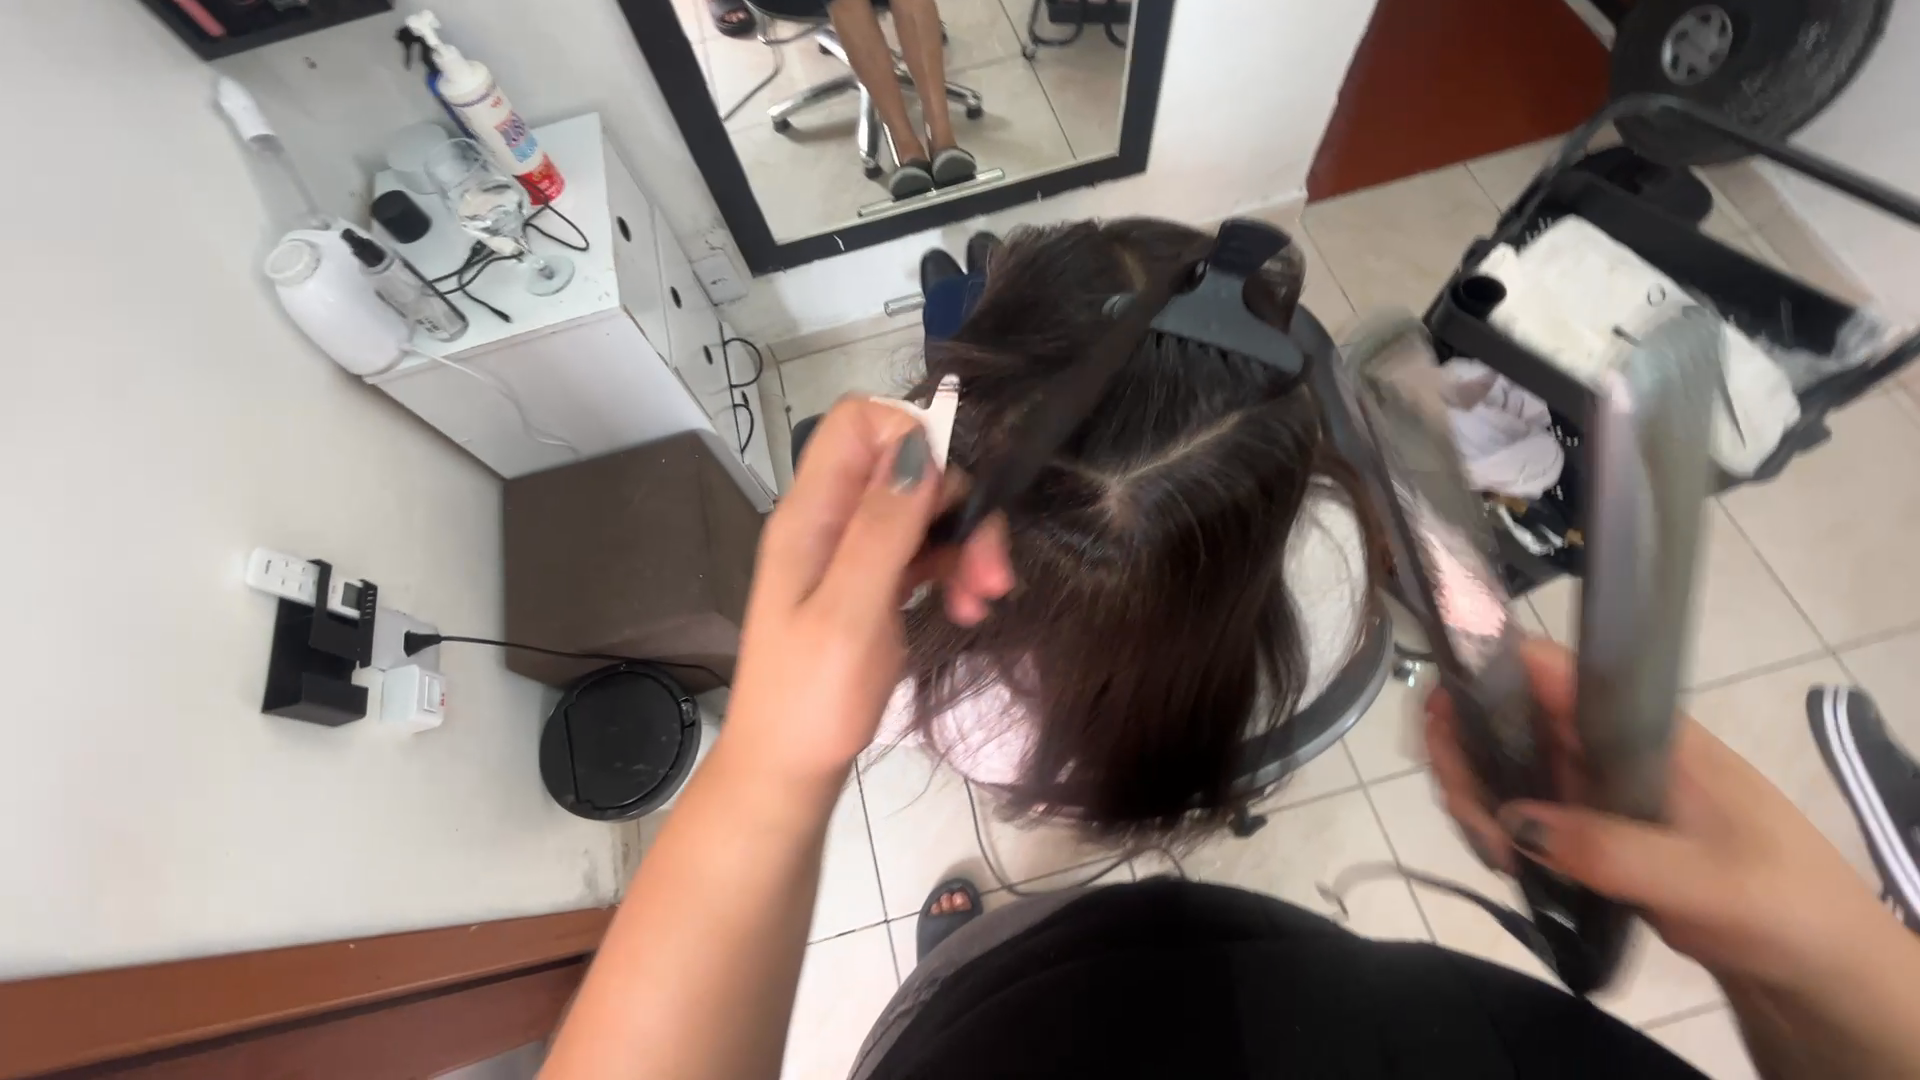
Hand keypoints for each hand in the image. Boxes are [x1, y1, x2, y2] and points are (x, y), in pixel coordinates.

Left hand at [723, 399, 1012, 782]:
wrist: (789, 767)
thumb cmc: (812, 699)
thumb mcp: (849, 613)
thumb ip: (881, 528)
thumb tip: (919, 445)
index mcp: (812, 514)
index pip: (857, 423)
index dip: (911, 434)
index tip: (950, 491)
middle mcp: (832, 521)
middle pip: (906, 469)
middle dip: (957, 505)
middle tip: (991, 570)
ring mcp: (853, 552)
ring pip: (923, 511)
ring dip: (964, 545)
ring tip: (985, 600)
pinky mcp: (873, 582)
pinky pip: (922, 552)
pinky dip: (952, 571)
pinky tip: (969, 607)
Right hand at [1426, 638, 1898, 990]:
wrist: (1818, 966)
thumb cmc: (1783, 905)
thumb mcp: (1709, 881)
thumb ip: (1612, 850)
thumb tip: (1512, 821)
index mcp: (1635, 726)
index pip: (1543, 666)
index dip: (1480, 666)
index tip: (1437, 712)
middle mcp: (1596, 738)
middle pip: (1494, 711)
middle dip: (1460, 755)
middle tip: (1472, 821)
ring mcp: (1579, 775)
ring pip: (1488, 756)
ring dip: (1469, 796)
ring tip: (1495, 856)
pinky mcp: (1569, 814)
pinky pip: (1503, 799)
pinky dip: (1485, 823)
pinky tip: (1503, 859)